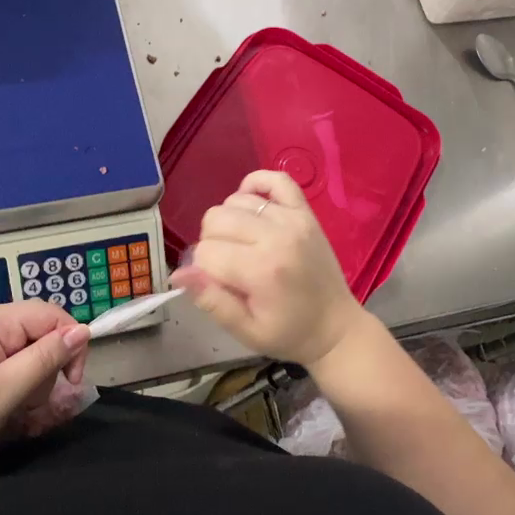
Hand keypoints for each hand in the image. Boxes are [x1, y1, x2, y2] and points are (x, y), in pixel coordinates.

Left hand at [0, 301, 88, 478]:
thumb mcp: (4, 392)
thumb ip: (46, 358)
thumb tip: (84, 331)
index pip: (52, 316)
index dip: (71, 347)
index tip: (71, 386)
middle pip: (39, 334)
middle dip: (46, 371)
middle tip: (30, 407)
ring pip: (24, 354)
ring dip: (29, 385)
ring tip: (11, 414)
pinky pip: (3, 366)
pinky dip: (10, 389)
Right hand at [170, 169, 369, 366]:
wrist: (336, 328)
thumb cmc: (289, 334)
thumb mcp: (246, 330)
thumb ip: (212, 301)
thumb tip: (179, 274)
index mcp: (261, 270)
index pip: (205, 252)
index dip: (203, 271)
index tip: (217, 286)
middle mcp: (276, 236)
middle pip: (215, 219)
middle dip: (211, 243)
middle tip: (228, 267)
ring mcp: (293, 219)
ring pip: (235, 200)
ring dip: (229, 222)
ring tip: (241, 246)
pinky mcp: (305, 212)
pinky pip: (276, 180)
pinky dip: (256, 185)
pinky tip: (250, 204)